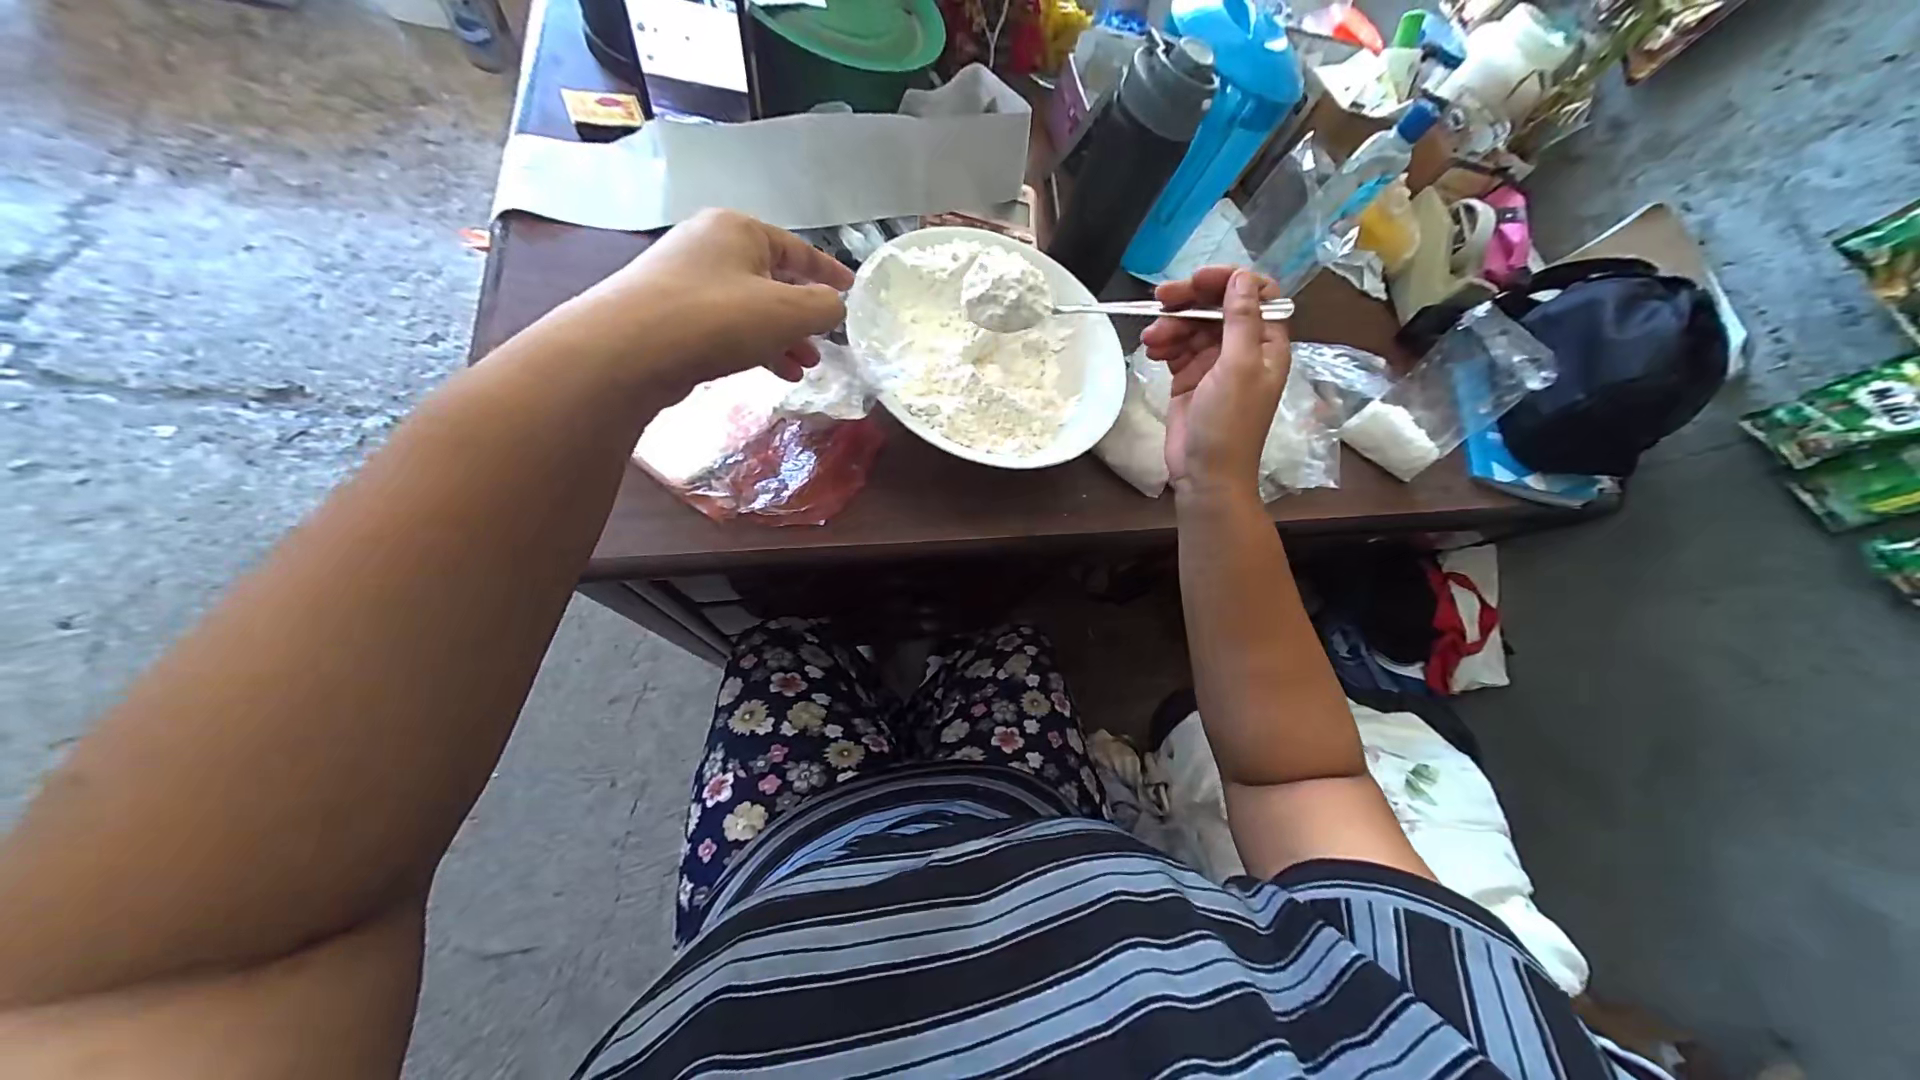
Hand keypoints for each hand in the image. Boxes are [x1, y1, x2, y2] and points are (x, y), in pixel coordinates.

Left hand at [555, 209, 855, 399]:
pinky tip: (772, 372)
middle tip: (824, 345)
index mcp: (739, 230)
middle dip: (803, 317)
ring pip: (751, 308)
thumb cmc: (718, 319)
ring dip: (782, 338)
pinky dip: (754, 346)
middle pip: (773, 280)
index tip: (851, 292)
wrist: (629, 350)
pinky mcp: (671, 314)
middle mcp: (710, 246)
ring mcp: (686, 280)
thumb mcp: (788, 311)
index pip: (798, 248)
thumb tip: (834, 307)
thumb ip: (823, 306)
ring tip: (803, 368)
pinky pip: (727, 326)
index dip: (829, 272)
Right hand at [1140, 267, 1291, 499]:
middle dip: (1190, 301)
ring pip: (1192, 327)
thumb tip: (1242, 277)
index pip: (1254, 295)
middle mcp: (1242, 349)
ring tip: (1152, 340)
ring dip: (1170, 326)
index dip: (1228, 281)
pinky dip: (1164, 345)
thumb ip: (1241, 320)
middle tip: (1161, 299)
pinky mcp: (1189, 379)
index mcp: (1265, 344)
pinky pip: (1176, 349)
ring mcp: (1214, 364)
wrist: (1206, 473)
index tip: (1197, 279)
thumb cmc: (1229, 424)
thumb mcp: (1238, 367)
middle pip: (1217, 307)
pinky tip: (1152, 350)